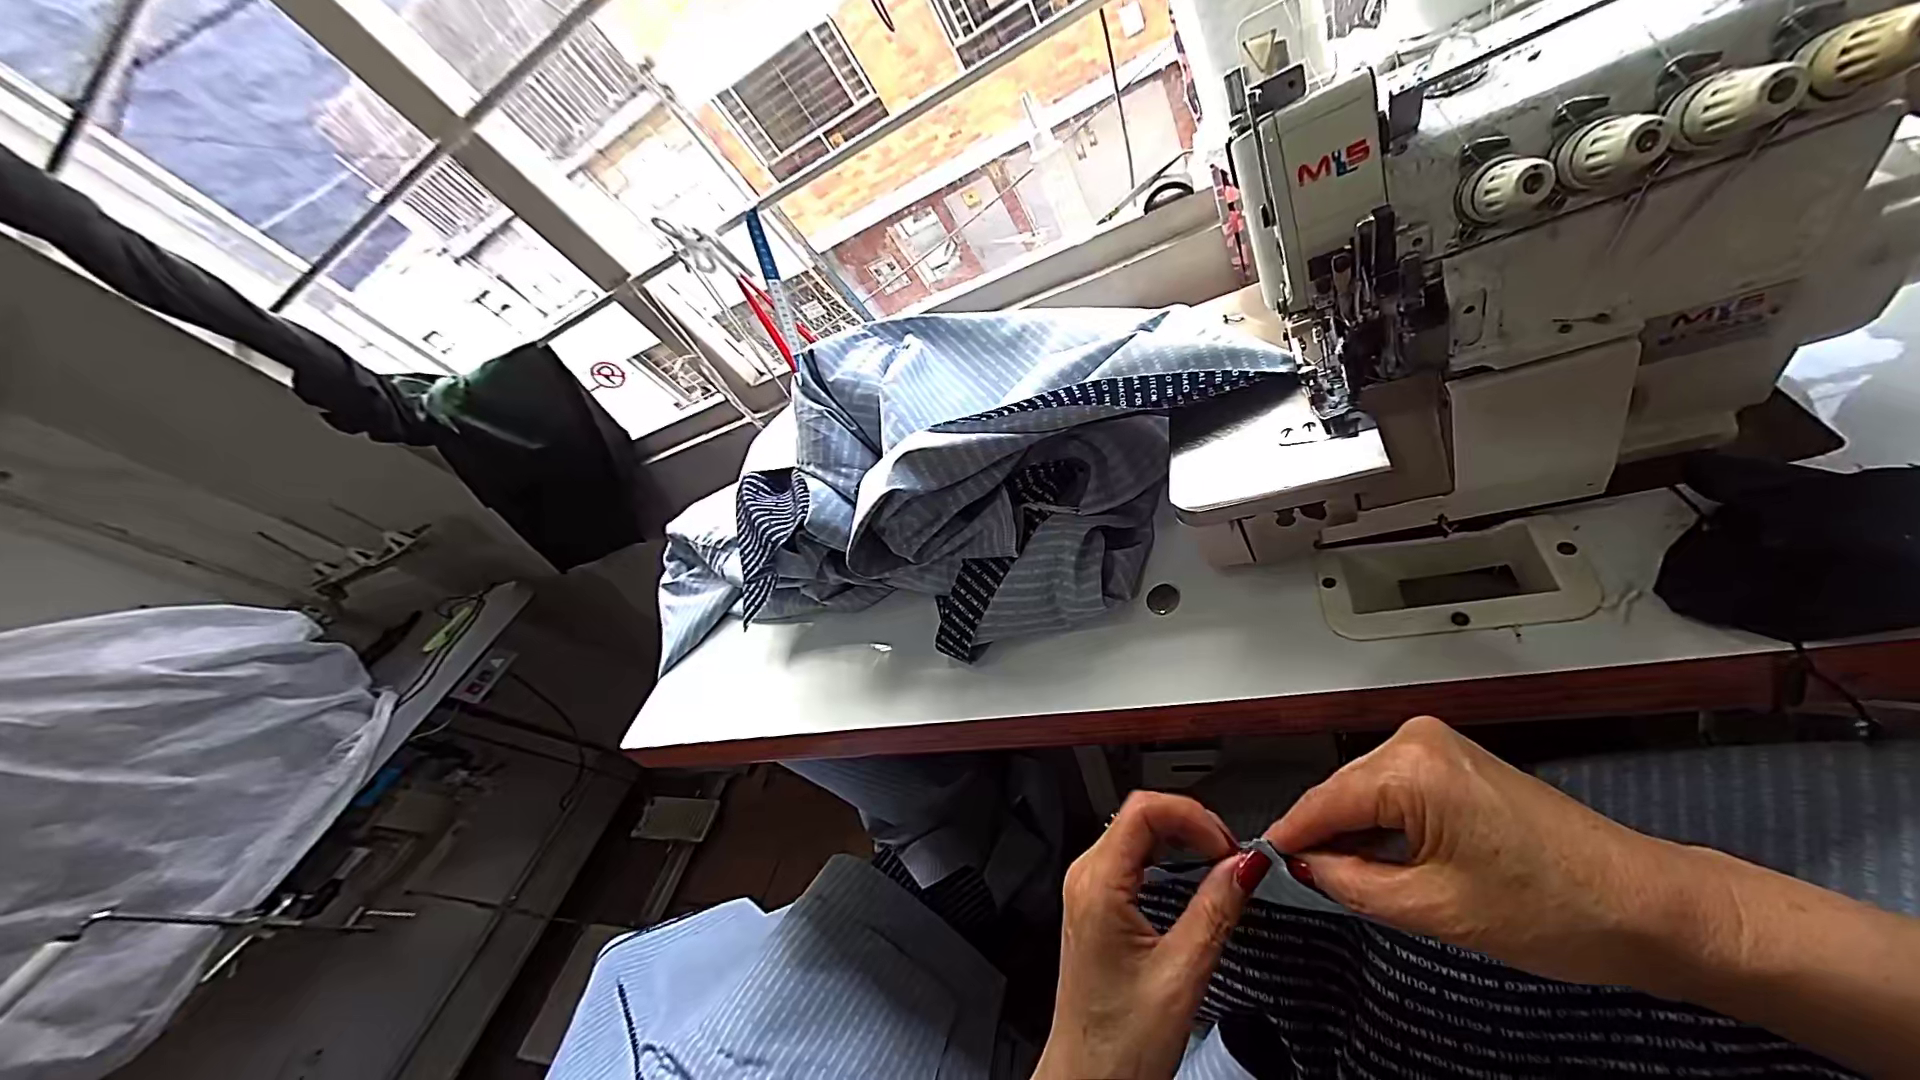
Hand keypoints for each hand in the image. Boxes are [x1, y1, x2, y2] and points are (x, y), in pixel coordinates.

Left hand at [1034, 791, 1268, 1079]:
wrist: (1086, 1078)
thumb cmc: (1119, 1042)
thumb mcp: (1182, 974)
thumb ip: (1216, 910)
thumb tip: (1245, 865)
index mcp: (1097, 884)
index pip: (1143, 809)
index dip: (1192, 815)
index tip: (1228, 843)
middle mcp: (1085, 876)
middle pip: (1139, 814)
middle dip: (1190, 822)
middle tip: (1231, 854)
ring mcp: (1087, 887)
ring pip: (1135, 831)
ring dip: (1180, 836)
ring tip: (1218, 862)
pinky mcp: (1095, 901)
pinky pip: (1131, 856)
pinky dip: (1166, 854)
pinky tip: (1191, 874)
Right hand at [1265, 715, 1697, 987]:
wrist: (1655, 908)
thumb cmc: (1561, 910)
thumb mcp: (1433, 909)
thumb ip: (1347, 883)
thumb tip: (1305, 867)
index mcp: (1409, 767)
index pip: (1321, 801)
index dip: (1290, 837)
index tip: (1262, 860)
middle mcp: (1416, 740)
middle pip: (1340, 792)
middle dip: (1324, 836)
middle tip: (1309, 880)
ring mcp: (1436, 744)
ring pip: (1362, 790)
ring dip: (1353, 831)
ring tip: (1348, 875)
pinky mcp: (1451, 758)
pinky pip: (1391, 787)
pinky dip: (1381, 821)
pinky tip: (1381, 854)